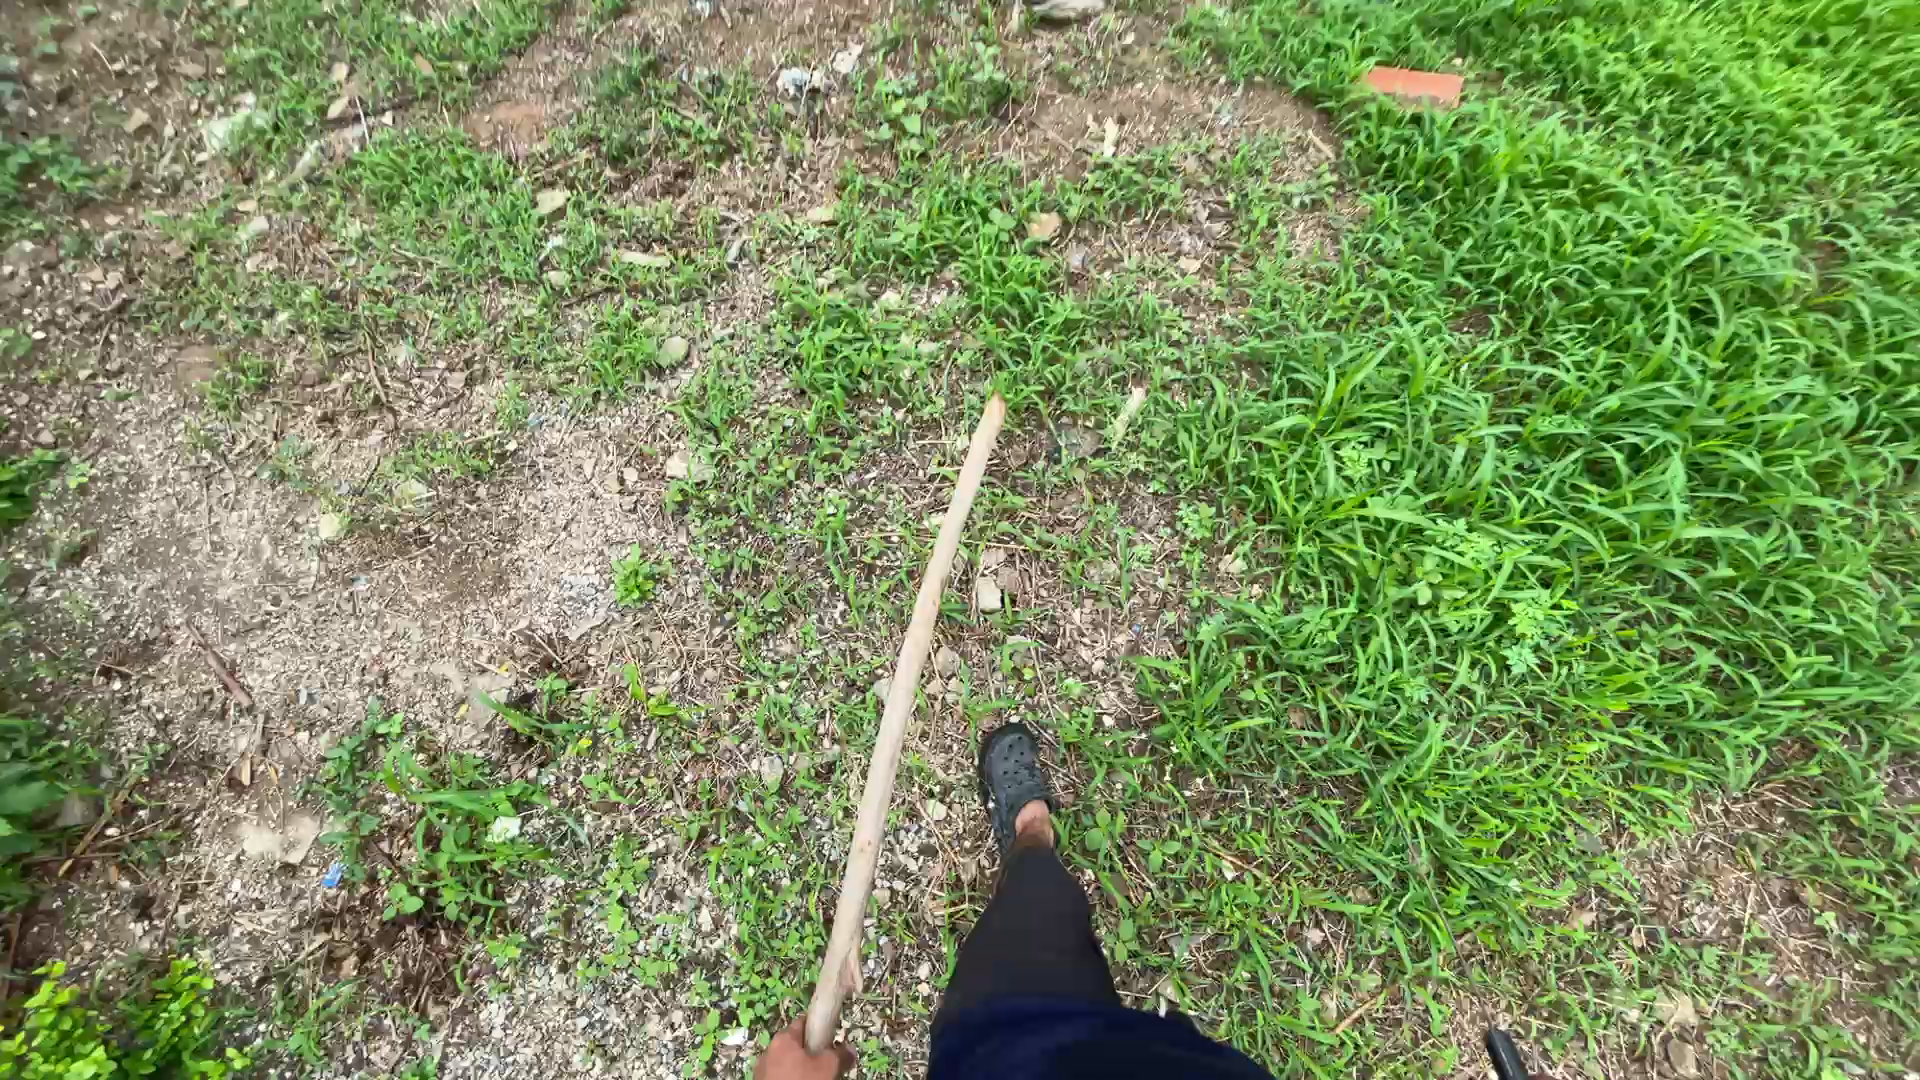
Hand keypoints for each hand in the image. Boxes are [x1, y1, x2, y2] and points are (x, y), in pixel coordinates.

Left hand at [753, 1017, 854, 1079]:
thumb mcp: (828, 1067)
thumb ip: (840, 1054)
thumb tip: (849, 1050)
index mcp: (783, 1039)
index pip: (804, 1023)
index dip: (819, 1030)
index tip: (830, 1042)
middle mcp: (769, 1052)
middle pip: (796, 1046)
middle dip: (811, 1055)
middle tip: (825, 1066)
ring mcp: (762, 1072)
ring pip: (787, 1065)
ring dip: (800, 1070)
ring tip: (815, 1079)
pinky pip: (780, 1077)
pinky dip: (790, 1079)